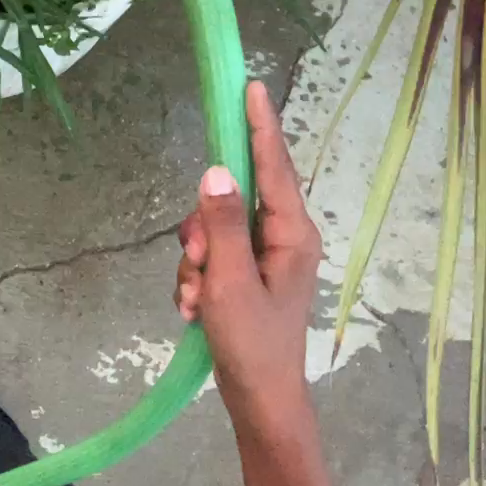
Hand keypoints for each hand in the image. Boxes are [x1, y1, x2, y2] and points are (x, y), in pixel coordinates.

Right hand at [174, 82, 322, 416]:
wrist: (259, 399)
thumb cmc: (252, 344)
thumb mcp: (230, 282)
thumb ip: (222, 225)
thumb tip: (217, 170)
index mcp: (291, 233)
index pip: (273, 167)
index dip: (259, 126)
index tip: (250, 86)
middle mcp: (280, 238)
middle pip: (229, 201)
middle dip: (201, 233)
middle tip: (196, 266)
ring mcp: (261, 258)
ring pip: (211, 233)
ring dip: (194, 265)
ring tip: (197, 301)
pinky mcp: (244, 277)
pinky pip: (208, 259)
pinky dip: (196, 282)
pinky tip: (195, 310)